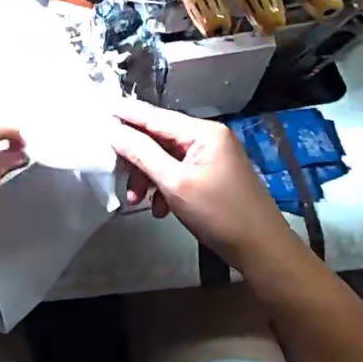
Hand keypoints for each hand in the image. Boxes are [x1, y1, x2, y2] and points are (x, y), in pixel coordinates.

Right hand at [107, 97, 299, 266]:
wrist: (262, 250)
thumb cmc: (219, 214)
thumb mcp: (174, 183)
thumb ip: (142, 153)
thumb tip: (114, 132)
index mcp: (203, 132)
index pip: (155, 116)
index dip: (126, 114)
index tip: (100, 111)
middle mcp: (208, 137)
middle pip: (158, 137)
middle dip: (137, 158)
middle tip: (118, 177)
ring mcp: (212, 155)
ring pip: (165, 157)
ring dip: (148, 177)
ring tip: (137, 201)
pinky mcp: (212, 173)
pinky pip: (178, 171)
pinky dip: (164, 186)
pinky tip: (160, 208)